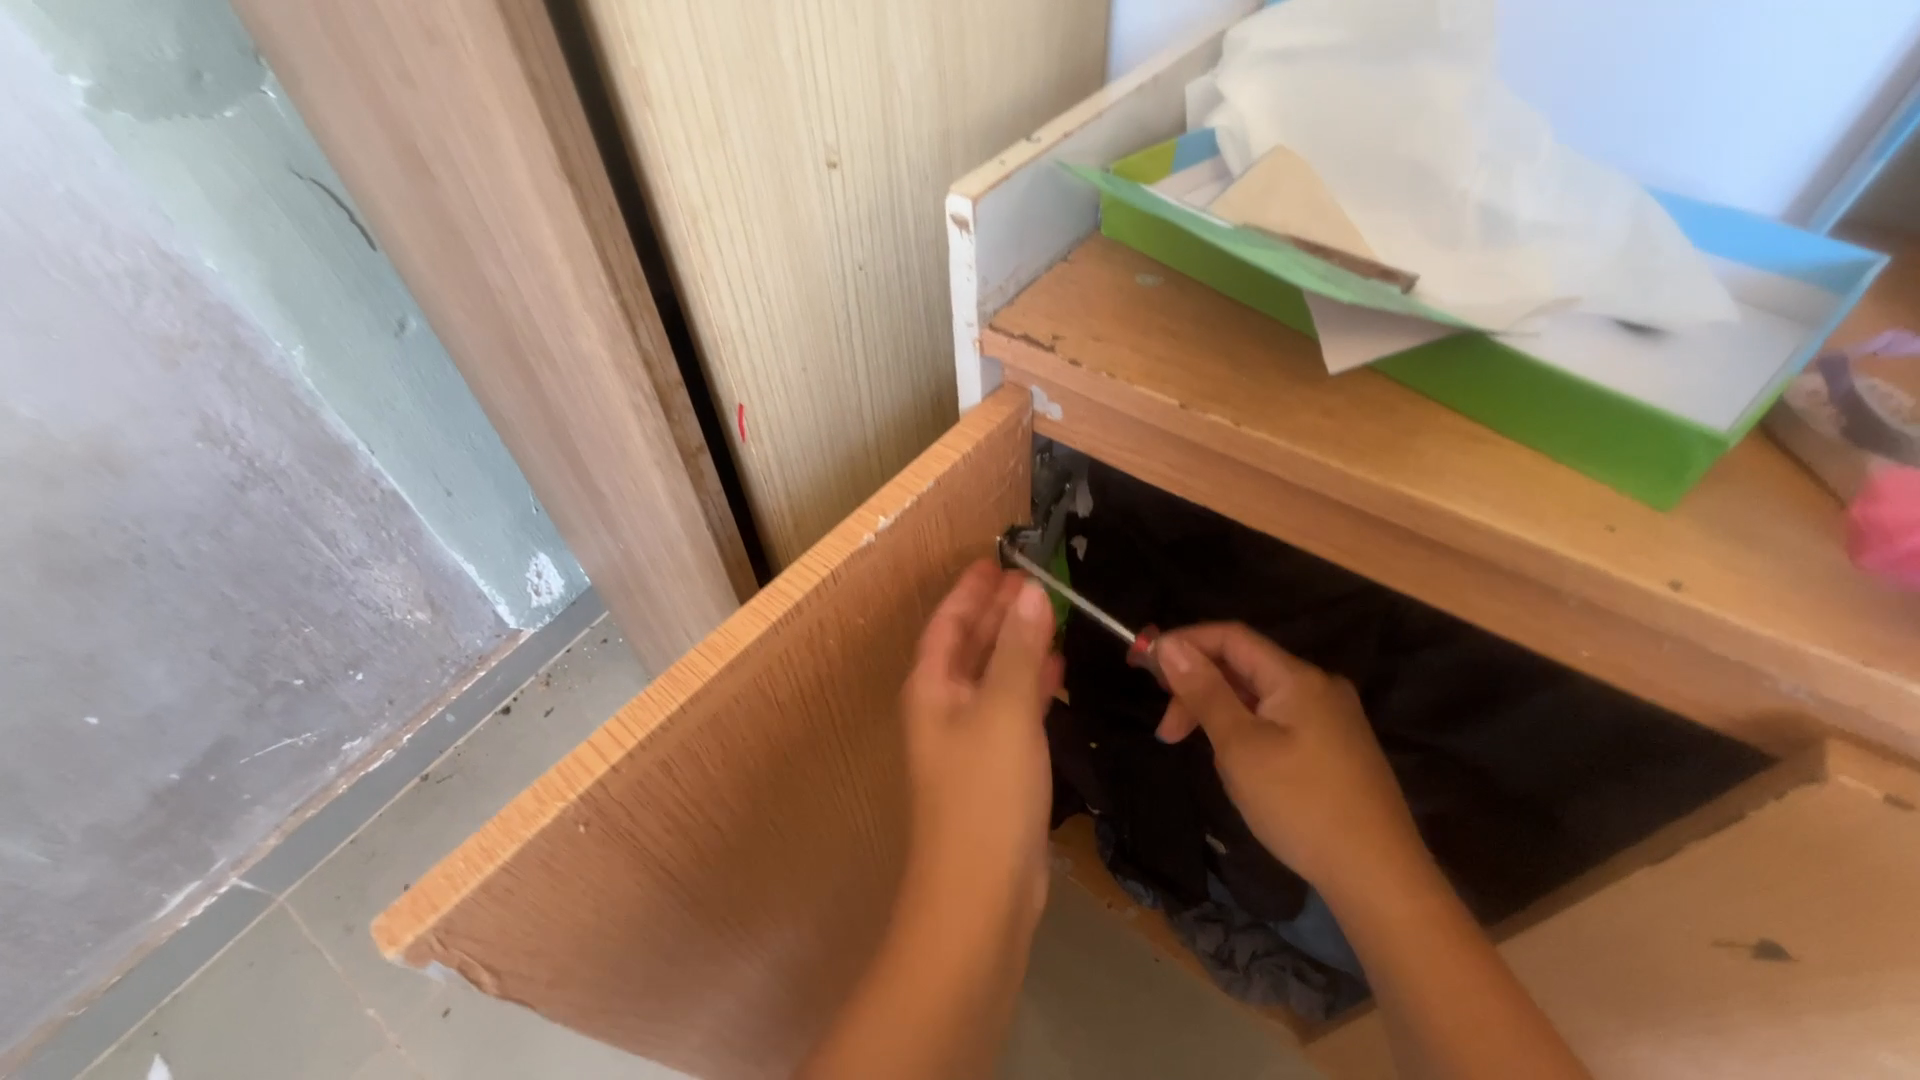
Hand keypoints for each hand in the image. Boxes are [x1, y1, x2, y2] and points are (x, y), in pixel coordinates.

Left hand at [900, 560, 1061, 904]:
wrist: (982, 891)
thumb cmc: (984, 792)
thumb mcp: (1004, 710)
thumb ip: (1018, 649)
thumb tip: (1030, 591)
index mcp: (933, 686)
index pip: (948, 622)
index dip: (971, 590)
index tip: (999, 558)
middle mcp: (945, 706)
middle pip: (969, 645)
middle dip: (998, 612)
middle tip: (1035, 580)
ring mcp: (969, 738)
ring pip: (993, 675)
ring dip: (1017, 645)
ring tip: (1051, 615)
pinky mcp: (996, 766)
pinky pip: (1012, 708)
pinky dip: (1031, 684)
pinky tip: (1056, 672)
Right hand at [1154, 623, 1428, 901]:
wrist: (1378, 875)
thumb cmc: (1300, 805)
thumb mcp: (1240, 746)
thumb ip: (1205, 691)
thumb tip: (1169, 645)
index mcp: (1297, 678)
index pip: (1231, 637)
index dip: (1183, 642)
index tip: (1142, 667)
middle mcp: (1319, 687)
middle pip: (1244, 667)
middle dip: (1198, 689)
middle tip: (1168, 733)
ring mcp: (1333, 718)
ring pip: (1260, 697)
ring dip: (1220, 714)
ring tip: (1206, 758)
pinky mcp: (1338, 748)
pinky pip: (1280, 721)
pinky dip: (1247, 731)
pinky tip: (1241, 767)